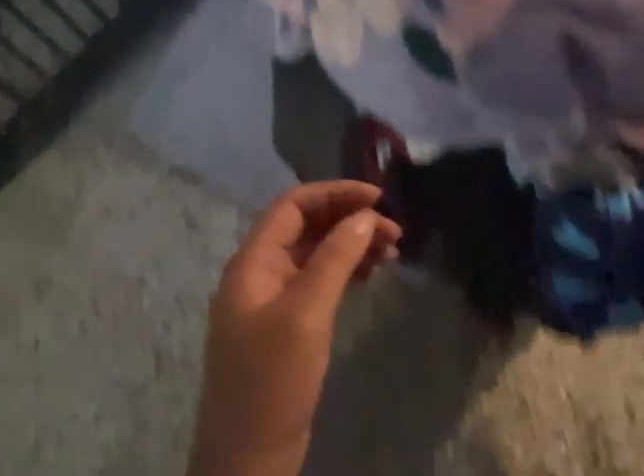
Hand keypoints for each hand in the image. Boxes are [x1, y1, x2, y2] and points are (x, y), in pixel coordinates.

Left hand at [188, 182, 401, 475]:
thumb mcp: (305, 313)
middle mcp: (260, 273)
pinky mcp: (288, 327)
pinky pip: (319, 282)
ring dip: (351, 245)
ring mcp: (273, 302)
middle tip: (395, 229)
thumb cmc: (272, 378)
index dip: (335, 194)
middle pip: (306, 227)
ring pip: (316, 254)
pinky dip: (346, 272)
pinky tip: (372, 273)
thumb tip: (366, 215)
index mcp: (252, 262)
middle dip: (349, 220)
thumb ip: (335, 258)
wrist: (248, 458)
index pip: (293, 206)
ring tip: (392, 250)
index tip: (379, 197)